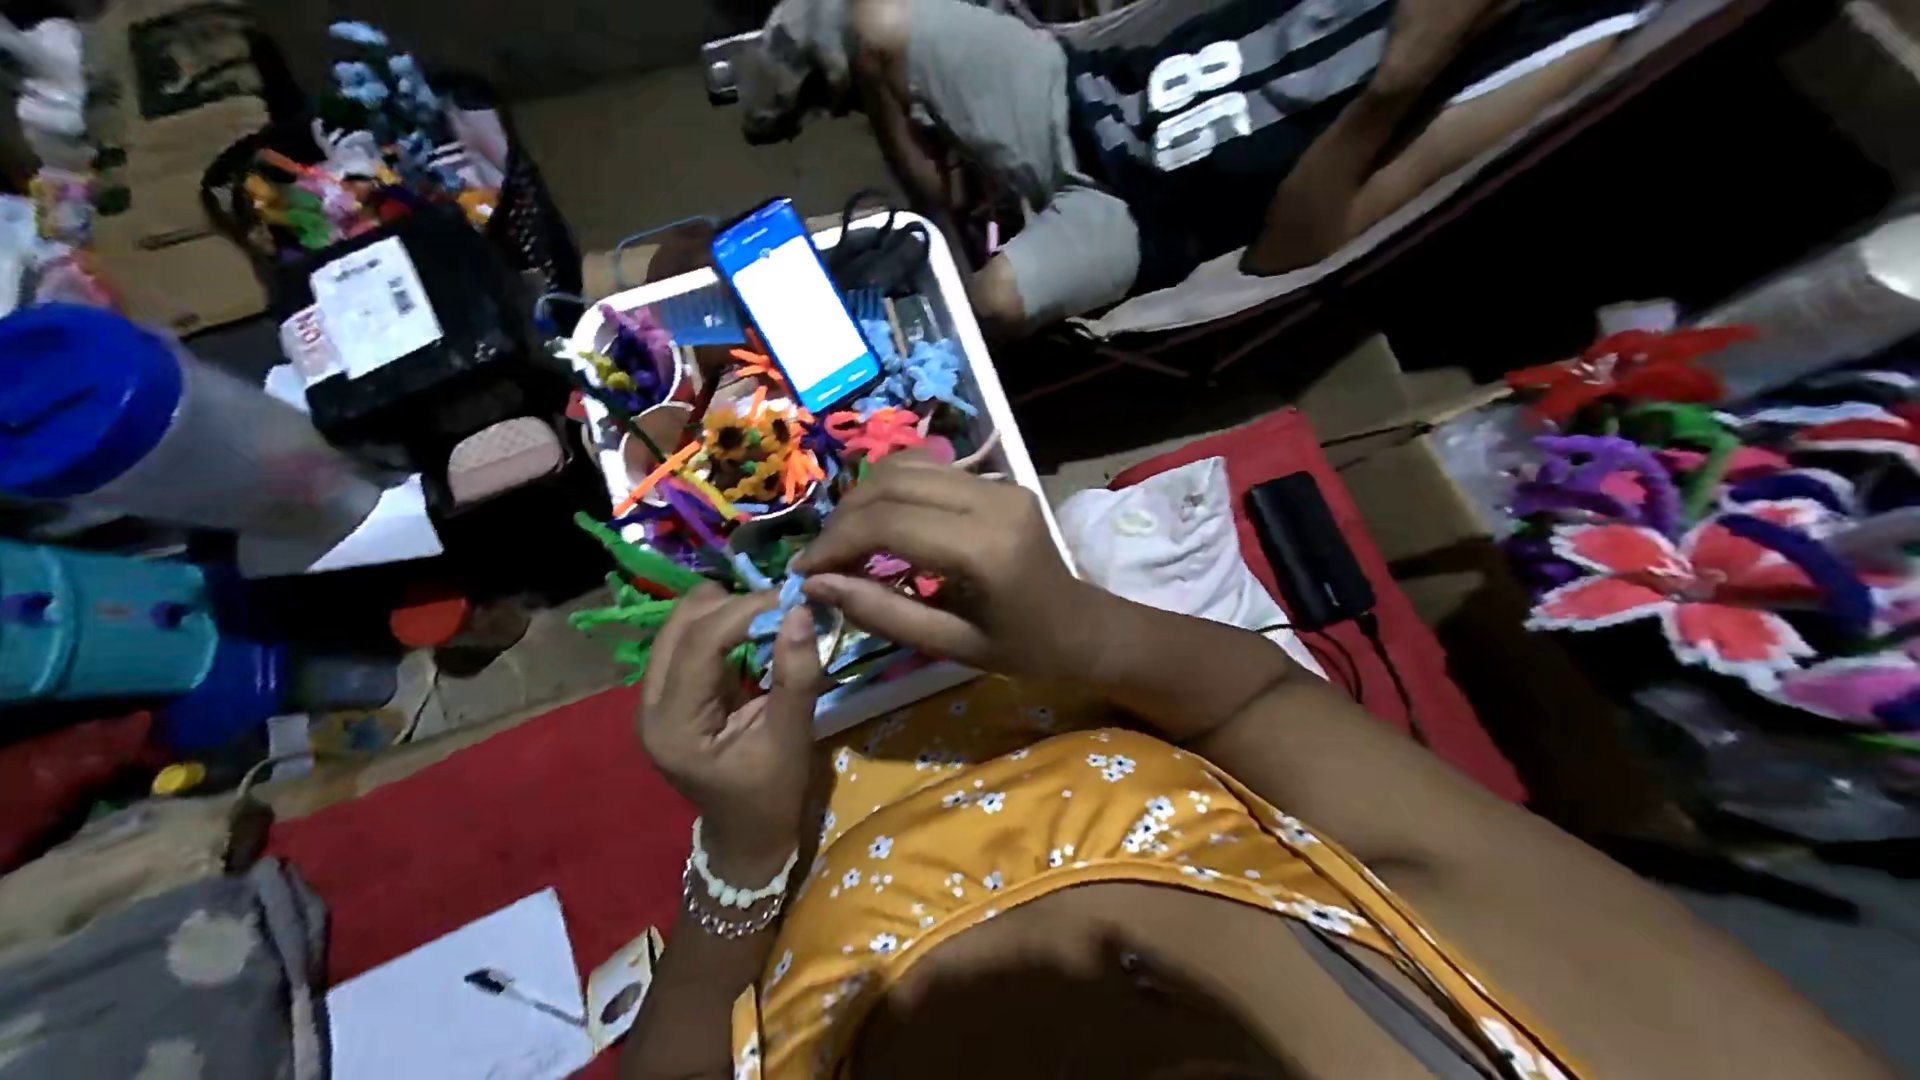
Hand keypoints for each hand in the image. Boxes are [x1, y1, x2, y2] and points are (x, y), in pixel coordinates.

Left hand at [639, 585, 821, 877]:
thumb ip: (796, 677)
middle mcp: (649, 705)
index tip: (793, 598)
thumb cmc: (770, 796)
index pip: (700, 643)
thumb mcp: (791, 740)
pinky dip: (724, 625)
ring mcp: (654, 698)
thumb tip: (802, 612)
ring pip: (681, 626)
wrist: (746, 836)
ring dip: (727, 610)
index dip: (746, 611)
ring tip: (772, 615)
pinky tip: (756, 630)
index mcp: (672, 726)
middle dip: (733, 604)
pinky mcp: (669, 693)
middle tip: (783, 605)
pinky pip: (690, 640)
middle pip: (681, 625)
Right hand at [793, 459, 1110, 681]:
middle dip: (844, 520)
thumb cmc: (1023, 650)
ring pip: (906, 468)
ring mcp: (999, 483)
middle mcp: (993, 500)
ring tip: (845, 542)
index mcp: (986, 548)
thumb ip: (881, 612)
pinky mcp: (999, 479)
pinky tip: (879, 521)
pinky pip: (929, 469)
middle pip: (893, 486)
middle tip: (822, 559)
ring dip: (863, 500)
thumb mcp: (950, 644)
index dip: (837, 542)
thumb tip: (816, 585)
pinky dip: (892, 490)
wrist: (1082, 627)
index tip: (805, 570)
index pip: (890, 523)